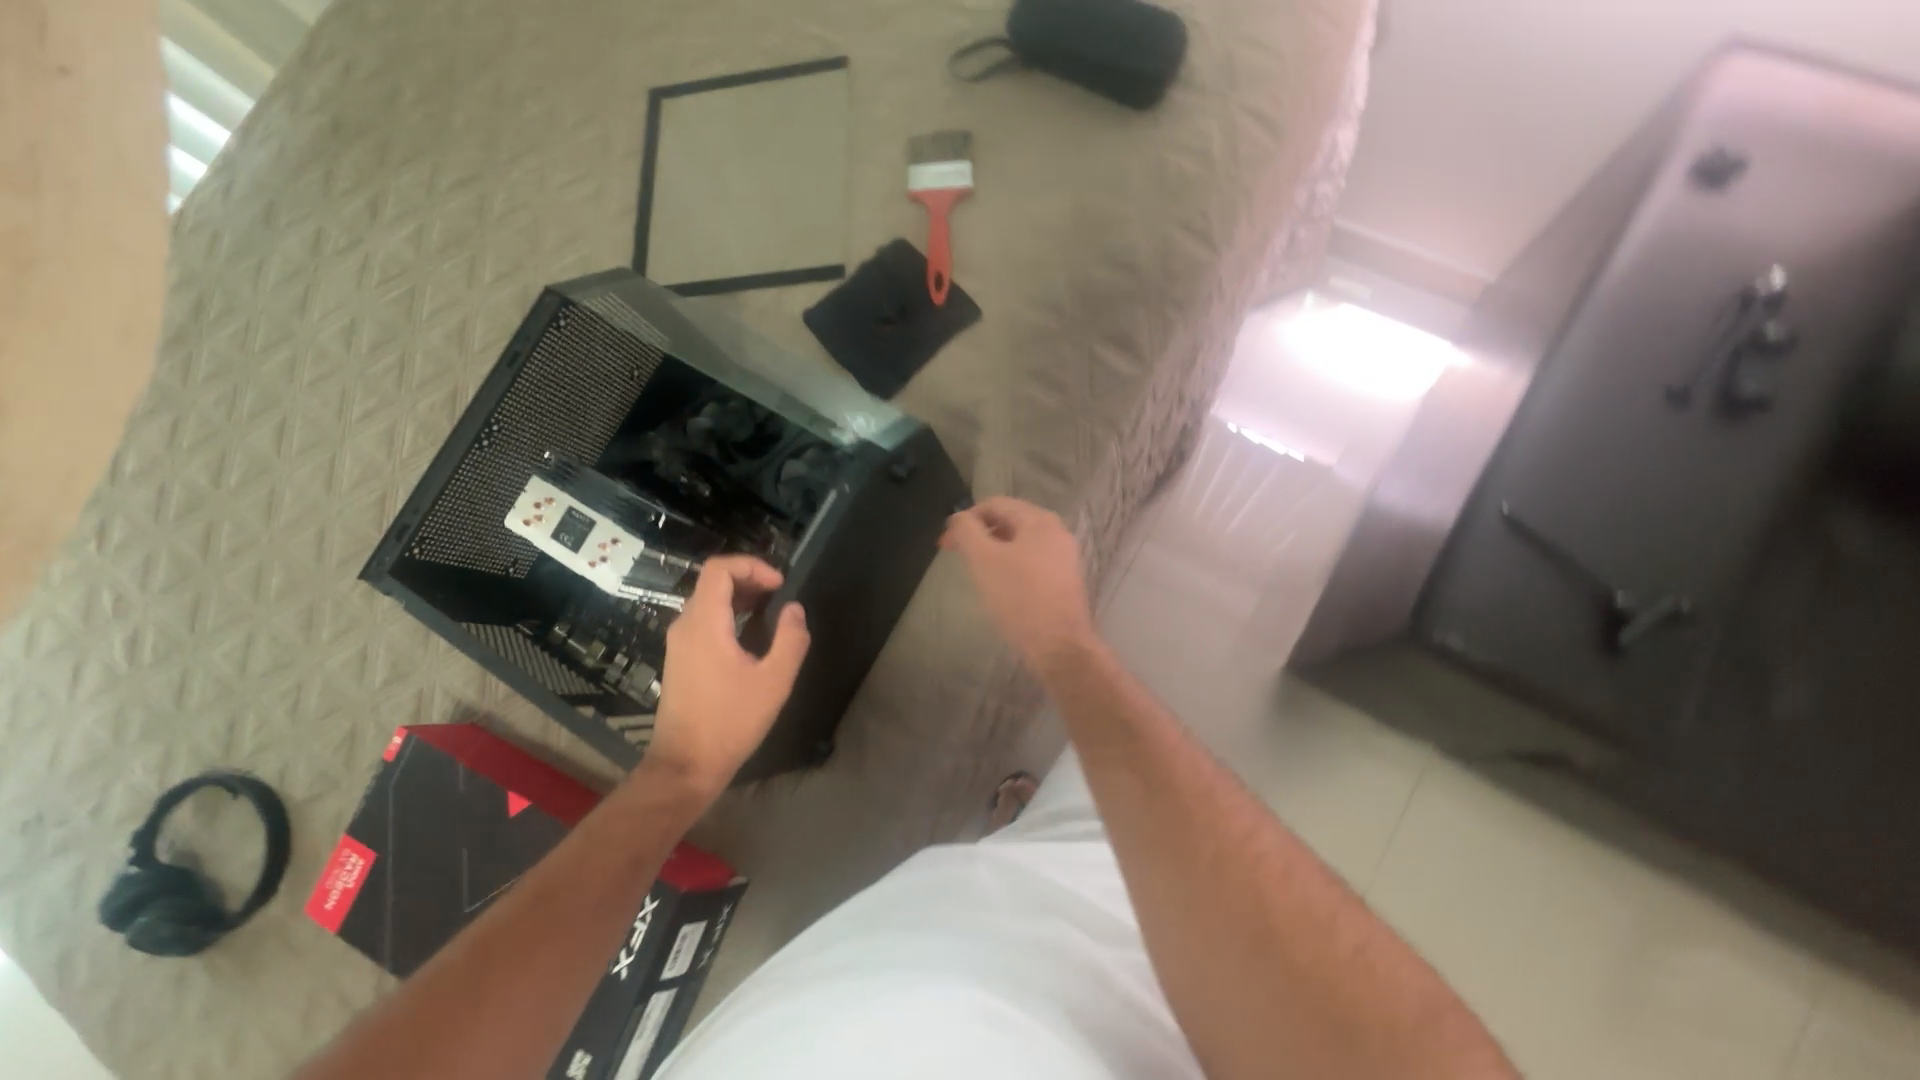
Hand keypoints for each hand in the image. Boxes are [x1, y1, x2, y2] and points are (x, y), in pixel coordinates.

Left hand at [644, 556, 809, 795]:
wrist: (685, 765)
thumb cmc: (730, 722)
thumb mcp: (774, 681)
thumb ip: (790, 639)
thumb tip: (794, 610)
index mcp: (704, 623)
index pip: (719, 569)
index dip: (752, 566)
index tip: (780, 585)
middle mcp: (685, 626)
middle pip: (713, 583)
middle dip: (749, 580)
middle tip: (781, 597)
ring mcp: (679, 644)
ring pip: (707, 603)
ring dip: (740, 600)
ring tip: (772, 616)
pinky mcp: (680, 661)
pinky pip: (704, 623)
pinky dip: (729, 618)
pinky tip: (752, 641)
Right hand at [940, 497, 1096, 674]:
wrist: (1058, 645)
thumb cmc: (1019, 598)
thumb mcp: (983, 560)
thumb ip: (967, 531)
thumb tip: (959, 517)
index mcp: (1039, 520)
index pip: (995, 505)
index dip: (965, 519)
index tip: (945, 542)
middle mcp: (1056, 532)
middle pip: (1010, 521)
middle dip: (979, 534)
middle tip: (957, 554)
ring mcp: (1064, 557)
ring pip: (1021, 542)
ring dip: (994, 549)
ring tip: (975, 569)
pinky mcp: (1064, 580)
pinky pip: (1032, 561)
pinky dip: (1011, 564)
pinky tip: (1000, 584)